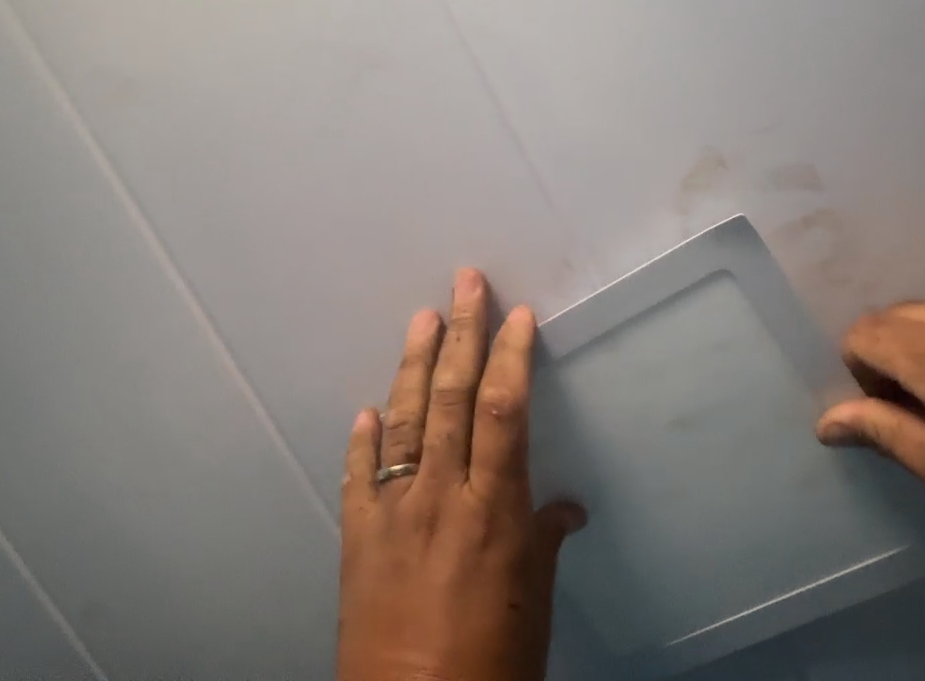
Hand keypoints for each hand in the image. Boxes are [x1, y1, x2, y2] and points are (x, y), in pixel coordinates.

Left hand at [337, 268, 585, 680]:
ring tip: (422, 317)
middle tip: (465, 282)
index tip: (518, 315)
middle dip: (462, 334)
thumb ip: (544, 542)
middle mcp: (441, 495)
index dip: (511, 357)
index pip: (503, 412)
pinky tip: (366, 408)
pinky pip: (359, 474)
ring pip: (404, 420)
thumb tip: (566, 507)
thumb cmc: (491, 662)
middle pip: (451, 397)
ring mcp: (393, 510)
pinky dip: (363, 438)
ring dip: (413, 364)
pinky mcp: (358, 535)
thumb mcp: (534, 603)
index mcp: (493, 509)